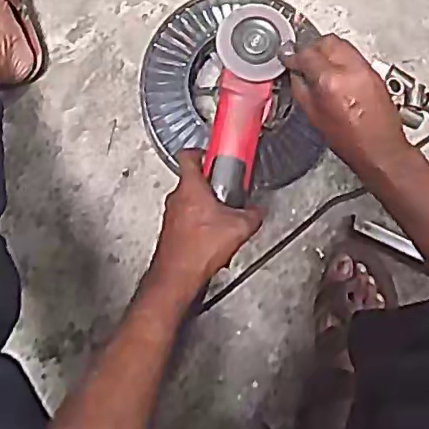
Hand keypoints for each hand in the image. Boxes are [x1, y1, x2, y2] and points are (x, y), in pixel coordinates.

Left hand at [148, 151, 263, 292]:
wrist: (177, 277)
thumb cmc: (198, 249)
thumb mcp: (239, 227)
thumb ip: (253, 214)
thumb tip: (258, 211)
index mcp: (190, 187)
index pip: (189, 155)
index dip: (202, 152)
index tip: (213, 155)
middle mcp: (177, 197)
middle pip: (192, 179)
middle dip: (210, 183)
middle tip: (225, 189)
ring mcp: (171, 215)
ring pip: (189, 200)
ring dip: (204, 205)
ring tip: (221, 216)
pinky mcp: (171, 231)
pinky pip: (185, 218)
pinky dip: (198, 222)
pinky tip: (211, 236)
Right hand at [282, 34, 409, 163]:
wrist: (381, 150)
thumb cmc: (352, 141)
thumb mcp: (315, 116)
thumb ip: (301, 89)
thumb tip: (296, 73)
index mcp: (331, 82)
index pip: (307, 54)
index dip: (293, 55)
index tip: (289, 58)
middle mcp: (350, 70)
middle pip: (326, 41)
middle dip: (312, 48)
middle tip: (305, 59)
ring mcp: (365, 70)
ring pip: (342, 44)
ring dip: (328, 50)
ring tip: (321, 65)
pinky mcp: (375, 72)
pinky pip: (354, 55)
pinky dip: (342, 58)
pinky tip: (338, 72)